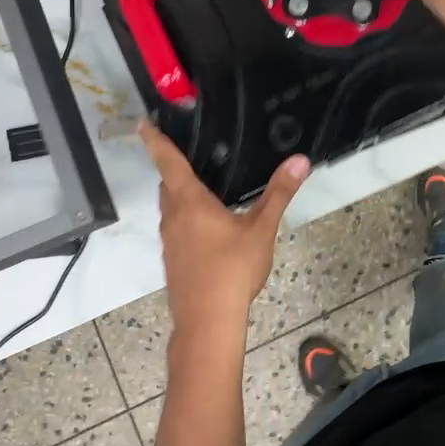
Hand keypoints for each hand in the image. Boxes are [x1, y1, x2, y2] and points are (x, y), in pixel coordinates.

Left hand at [140, 121, 309, 343]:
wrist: (207, 321)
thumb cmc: (232, 269)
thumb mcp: (261, 229)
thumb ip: (279, 194)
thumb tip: (300, 160)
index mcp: (189, 202)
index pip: (168, 162)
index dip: (156, 141)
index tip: (144, 124)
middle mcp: (173, 218)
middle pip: (167, 186)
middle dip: (174, 170)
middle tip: (190, 157)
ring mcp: (170, 243)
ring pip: (171, 210)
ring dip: (181, 197)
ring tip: (204, 191)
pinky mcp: (173, 262)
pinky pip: (176, 231)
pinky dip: (186, 221)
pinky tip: (208, 230)